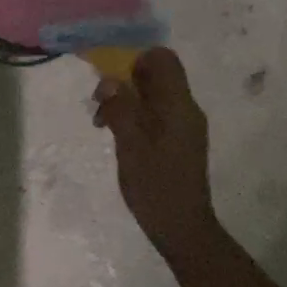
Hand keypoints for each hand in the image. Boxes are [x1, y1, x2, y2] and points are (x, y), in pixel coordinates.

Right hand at [94, 47, 216, 256]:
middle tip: (100, 105)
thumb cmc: (155, 186)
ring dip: (127, 101)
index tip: (109, 79)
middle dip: (125, 81)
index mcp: (178, 105)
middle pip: (158, 76)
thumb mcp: (130, 145)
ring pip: (155, 96)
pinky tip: (119, 138)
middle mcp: (186, 109)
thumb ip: (120, 108)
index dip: (134, 60)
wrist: (182, 227)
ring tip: (102, 123)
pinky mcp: (179, 142)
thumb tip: (109, 81)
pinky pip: (157, 115)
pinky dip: (136, 117)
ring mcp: (185, 126)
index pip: (162, 59)